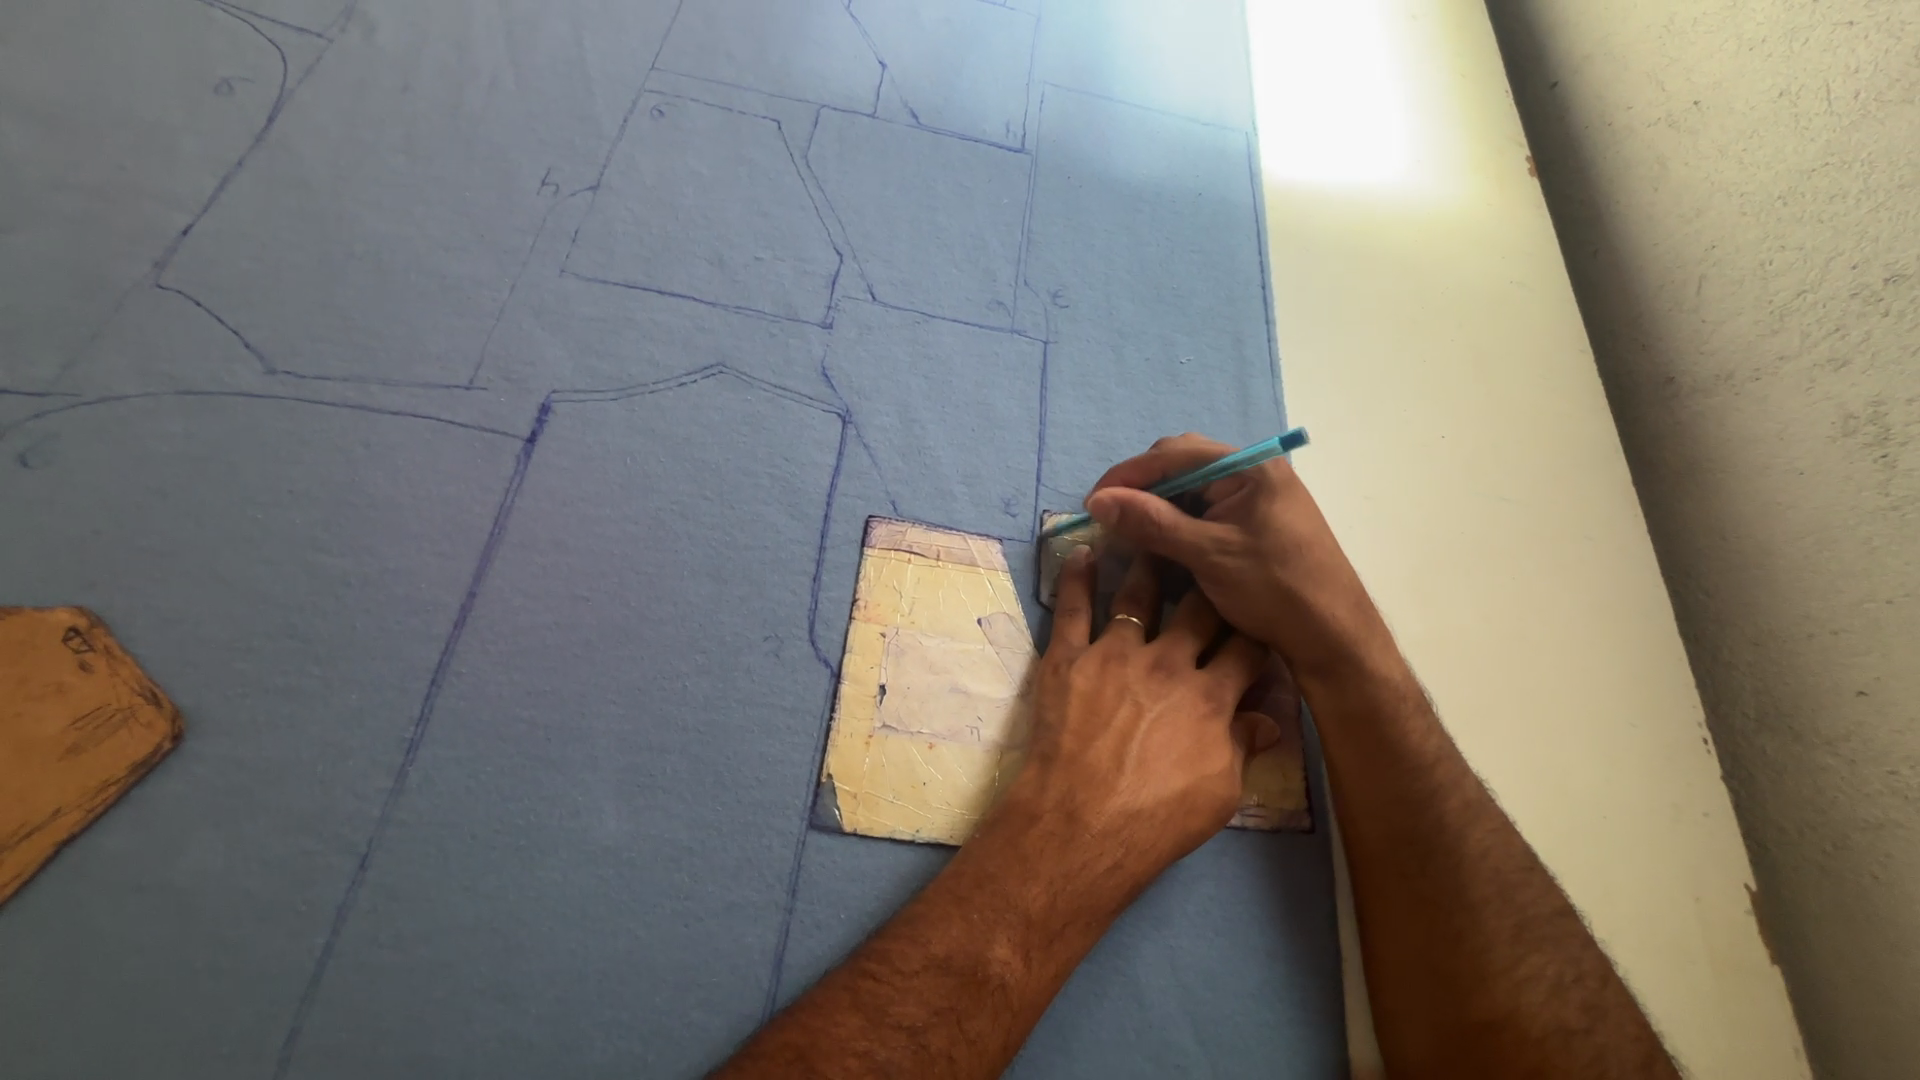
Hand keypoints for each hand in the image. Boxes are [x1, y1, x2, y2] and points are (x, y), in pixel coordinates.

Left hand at [997, 547, 1270, 890]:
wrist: (1081, 824)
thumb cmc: (1157, 818)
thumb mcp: (1220, 792)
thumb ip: (1241, 747)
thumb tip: (1268, 722)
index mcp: (1209, 696)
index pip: (1243, 648)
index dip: (1253, 628)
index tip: (1256, 613)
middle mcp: (1166, 663)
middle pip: (1197, 611)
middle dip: (1210, 585)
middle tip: (1210, 562)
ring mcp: (1114, 655)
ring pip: (1137, 596)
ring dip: (1149, 567)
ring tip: (1154, 540)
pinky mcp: (1068, 658)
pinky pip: (1072, 608)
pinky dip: (1075, 577)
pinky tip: (1080, 552)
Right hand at [1084, 433, 1394, 685]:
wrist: (1334, 636)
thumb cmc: (1276, 590)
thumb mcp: (1208, 555)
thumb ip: (1152, 523)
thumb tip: (1097, 500)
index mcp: (1250, 467)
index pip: (1173, 454)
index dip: (1127, 475)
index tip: (1093, 503)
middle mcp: (1254, 472)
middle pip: (1181, 464)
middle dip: (1141, 486)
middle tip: (1109, 516)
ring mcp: (1255, 497)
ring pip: (1191, 488)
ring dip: (1157, 505)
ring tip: (1127, 531)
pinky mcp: (1254, 521)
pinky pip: (1205, 508)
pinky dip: (1177, 521)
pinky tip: (1159, 542)